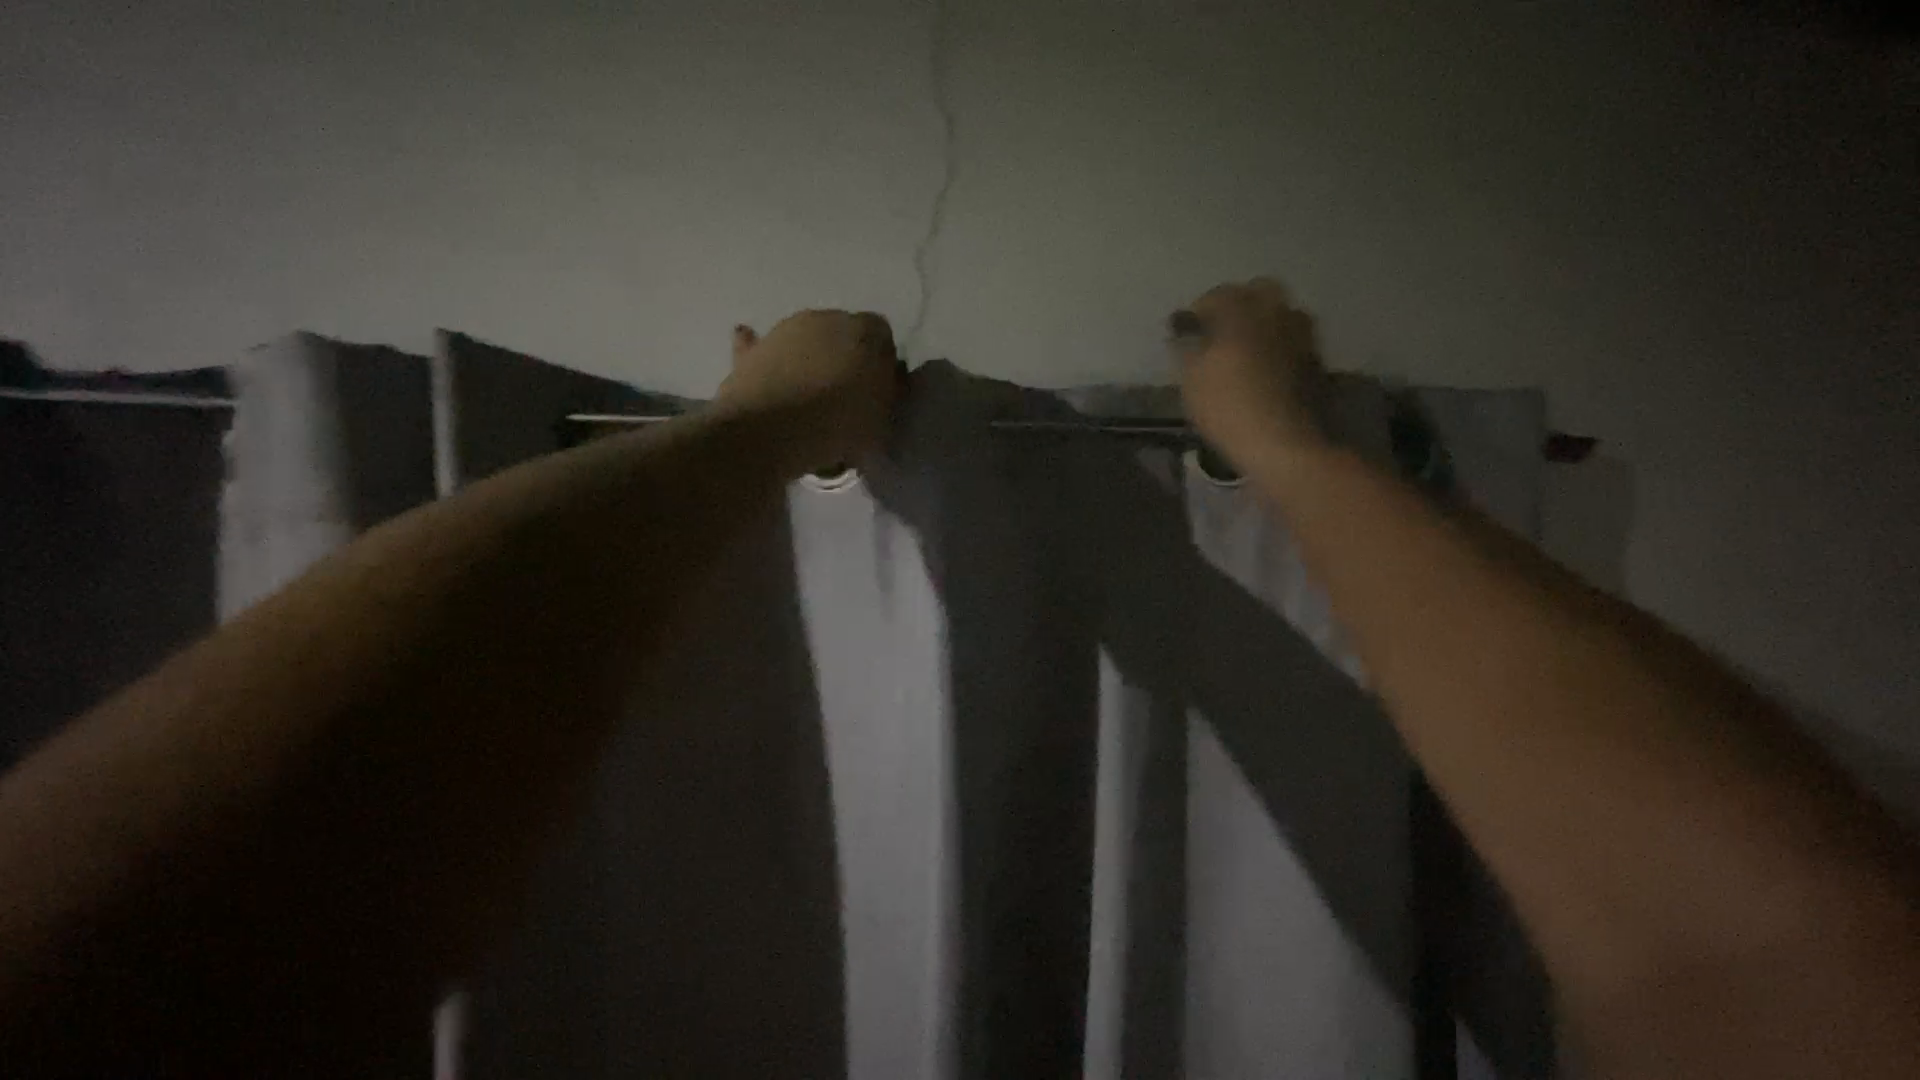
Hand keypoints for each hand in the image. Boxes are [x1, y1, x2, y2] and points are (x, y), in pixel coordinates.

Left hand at [715, 310, 901, 468]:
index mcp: (866, 331)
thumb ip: (887, 396)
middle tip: (843, 398)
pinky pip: (759, 347)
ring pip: (803, 341)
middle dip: (844, 359)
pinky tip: (767, 374)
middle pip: (842, 335)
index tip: (877, 393)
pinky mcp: (752, 350)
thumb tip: (884, 385)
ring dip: (808, 361)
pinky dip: (762, 355)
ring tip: (807, 402)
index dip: (881, 364)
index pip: (882, 337)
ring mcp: (784, 330)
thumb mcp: (882, 420)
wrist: (772, 429)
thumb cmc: (839, 424)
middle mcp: (826, 318)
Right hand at [1174, 278, 1330, 465]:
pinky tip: (1267, 369)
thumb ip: (1187, 347)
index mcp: (1241, 311)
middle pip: (1259, 291)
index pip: (1217, 294)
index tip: (1189, 333)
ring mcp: (1302, 334)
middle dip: (1240, 305)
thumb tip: (1185, 330)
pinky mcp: (1317, 359)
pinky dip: (1280, 345)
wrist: (1283, 443)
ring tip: (1247, 350)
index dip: (1200, 312)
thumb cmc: (1228, 408)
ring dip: (1264, 323)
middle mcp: (1276, 312)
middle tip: (1222, 332)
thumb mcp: (1191, 380)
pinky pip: (1294, 339)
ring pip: (1282, 313)